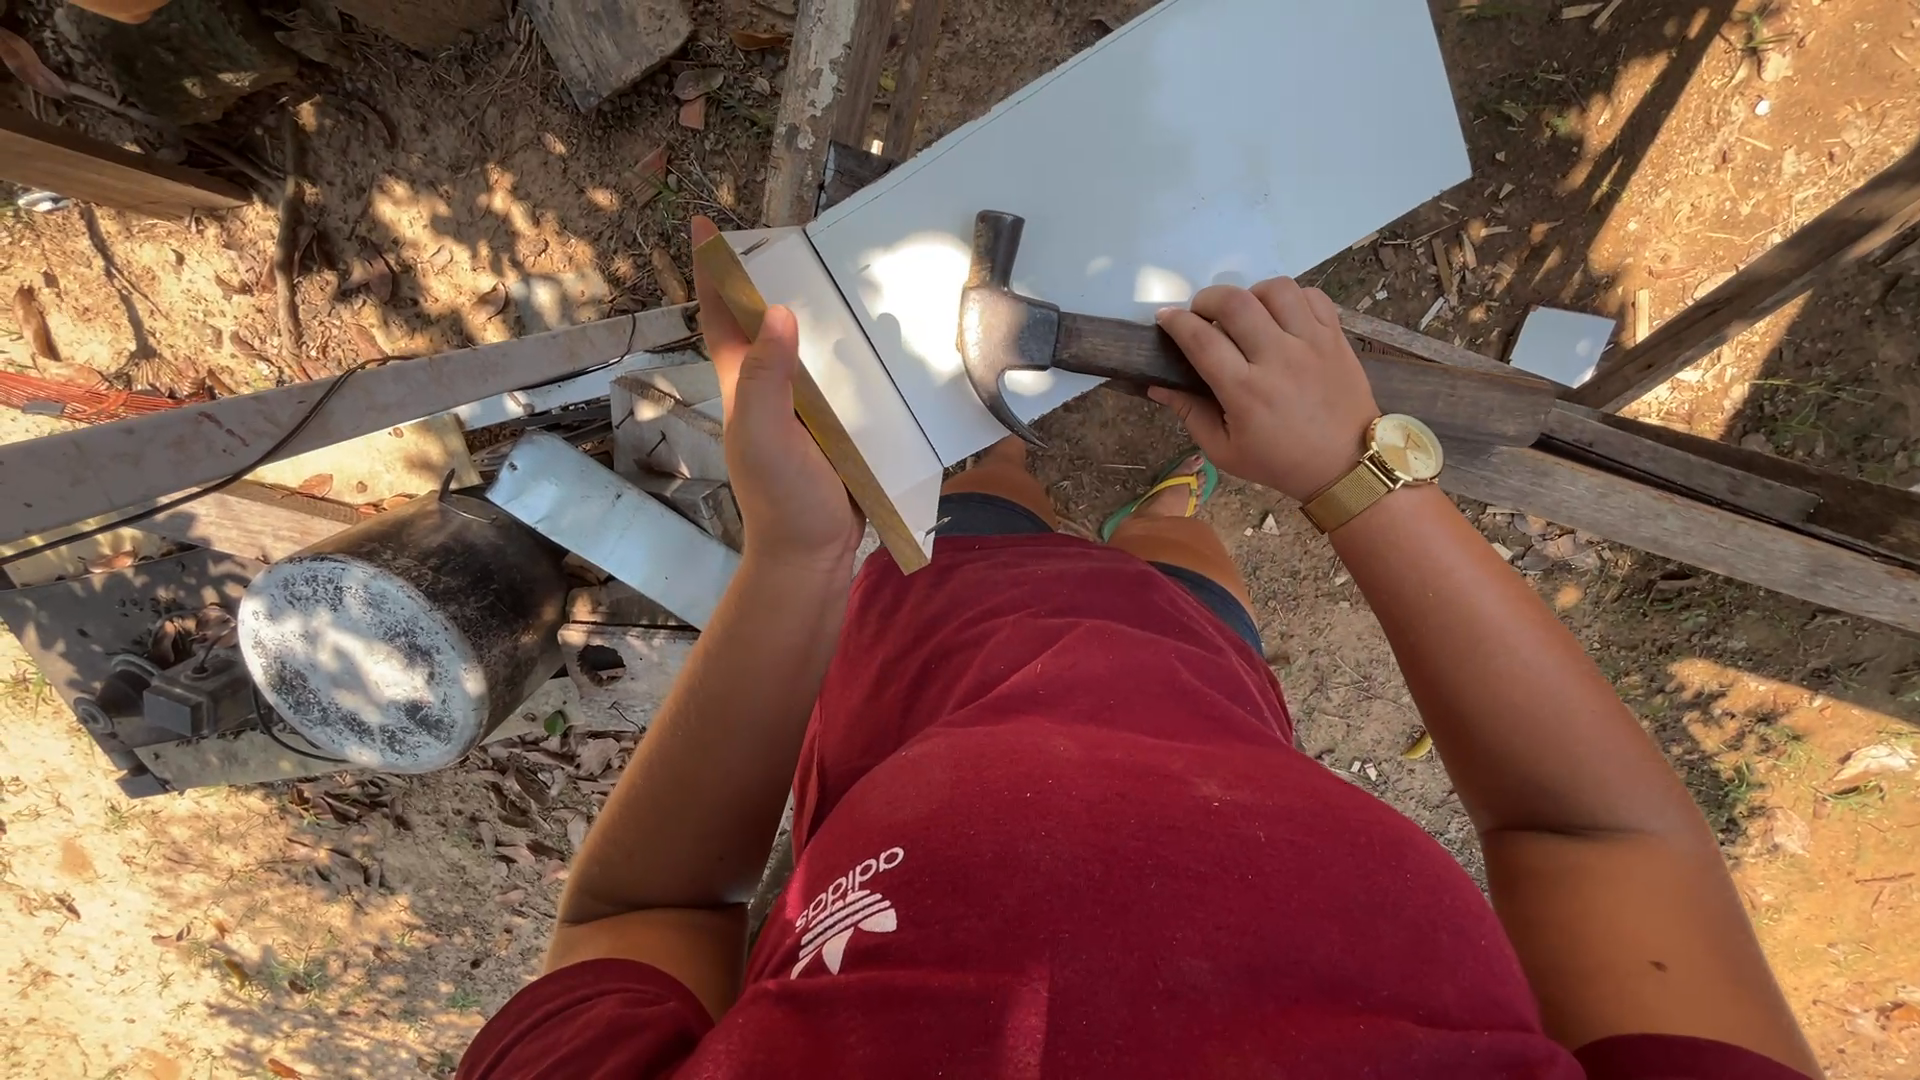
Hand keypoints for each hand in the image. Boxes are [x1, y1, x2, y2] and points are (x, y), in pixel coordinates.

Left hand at [691, 217, 863, 571]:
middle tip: (800, 243)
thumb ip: (766, 380)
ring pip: (810, 350)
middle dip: (770, 280)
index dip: (712, 272)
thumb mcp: (765, 436)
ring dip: (823, 316)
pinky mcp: (838, 428)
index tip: (705, 226)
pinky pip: (844, 381)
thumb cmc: (782, 498)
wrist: (814, 552)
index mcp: (744, 385)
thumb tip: (781, 314)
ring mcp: (806, 409)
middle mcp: (772, 389)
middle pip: (765, 325)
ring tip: (852, 281)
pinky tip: (883, 343)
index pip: (722, 318)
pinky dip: (856, 357)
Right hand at [1150, 277, 1379, 501]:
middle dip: (1206, 299)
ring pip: (1274, 290)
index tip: (1165, 318)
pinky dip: (1288, 297)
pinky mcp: (1335, 337)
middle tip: (1200, 312)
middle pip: (1235, 302)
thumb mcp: (1223, 451)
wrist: (1345, 464)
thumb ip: (1190, 414)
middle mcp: (1277, 359)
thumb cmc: (1278, 462)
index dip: (1176, 322)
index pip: (1201, 340)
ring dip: (1249, 294)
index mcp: (1245, 391)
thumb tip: (1158, 386)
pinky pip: (1310, 295)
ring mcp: (1311, 343)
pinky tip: (1277, 315)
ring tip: (1243, 313)